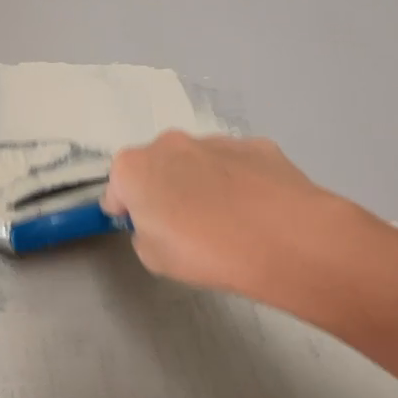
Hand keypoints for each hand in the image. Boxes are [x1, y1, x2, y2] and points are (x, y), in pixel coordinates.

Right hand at [101, 131, 364, 313]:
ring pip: (197, 163)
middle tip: (182, 227)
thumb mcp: (152, 256)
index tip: (142, 230)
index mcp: (133, 169)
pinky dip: (238, 183)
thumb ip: (144, 231)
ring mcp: (217, 140)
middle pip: (157, 167)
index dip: (126, 211)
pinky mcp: (257, 145)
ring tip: (224, 222)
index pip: (115, 189)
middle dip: (163, 190)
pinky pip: (235, 165)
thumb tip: (157, 222)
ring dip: (201, 185)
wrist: (282, 238)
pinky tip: (252, 212)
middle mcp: (170, 143)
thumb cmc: (202, 251)